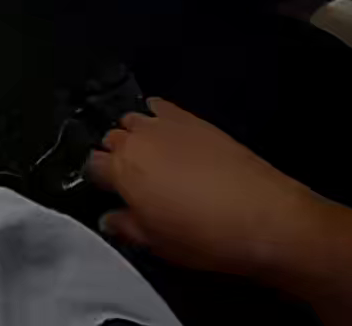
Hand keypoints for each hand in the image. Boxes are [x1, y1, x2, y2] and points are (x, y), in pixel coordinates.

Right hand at [84, 98, 330, 279]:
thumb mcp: (158, 244)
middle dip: (115, 154)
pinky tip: (165, 132)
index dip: (97, 177)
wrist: (259, 213)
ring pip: (130, 119)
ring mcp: (161, 122)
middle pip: (111, 138)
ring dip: (133, 134)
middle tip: (131, 177)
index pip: (92, 163)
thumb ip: (126, 226)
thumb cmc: (204, 236)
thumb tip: (109, 218)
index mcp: (122, 170)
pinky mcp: (186, 115)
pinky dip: (154, 116)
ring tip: (148, 154)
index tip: (106, 189)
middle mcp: (135, 138)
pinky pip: (157, 106)